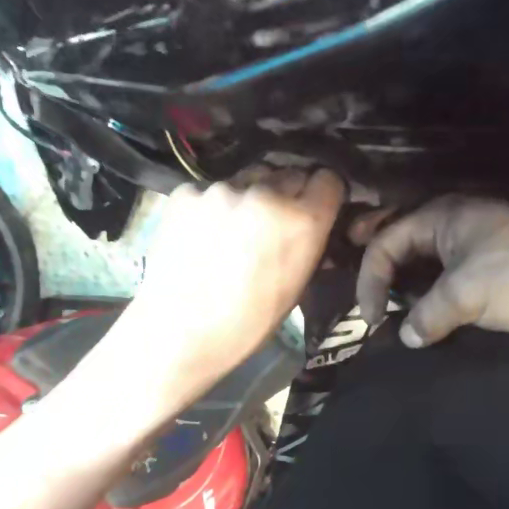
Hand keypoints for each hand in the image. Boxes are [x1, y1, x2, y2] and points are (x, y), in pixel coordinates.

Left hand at [127, 167, 344, 378]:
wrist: (180, 333)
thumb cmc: (249, 323)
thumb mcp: (297, 285)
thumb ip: (307, 242)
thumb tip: (308, 225)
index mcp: (303, 221)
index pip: (328, 180)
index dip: (321, 193)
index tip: (314, 206)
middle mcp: (267, 194)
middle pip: (288, 175)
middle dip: (286, 195)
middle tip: (271, 224)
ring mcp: (223, 189)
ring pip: (247, 180)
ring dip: (247, 198)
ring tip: (230, 232)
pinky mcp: (186, 191)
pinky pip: (209, 191)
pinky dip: (210, 208)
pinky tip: (201, 236)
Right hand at [355, 195, 508, 347]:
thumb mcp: (467, 294)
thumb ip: (428, 315)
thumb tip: (407, 336)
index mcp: (441, 217)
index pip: (386, 242)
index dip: (371, 279)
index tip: (372, 318)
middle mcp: (452, 225)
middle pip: (401, 247)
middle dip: (381, 274)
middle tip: (368, 305)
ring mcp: (473, 245)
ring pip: (425, 265)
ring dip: (407, 290)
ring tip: (393, 316)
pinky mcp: (490, 267)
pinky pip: (449, 279)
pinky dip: (433, 297)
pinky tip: (427, 317)